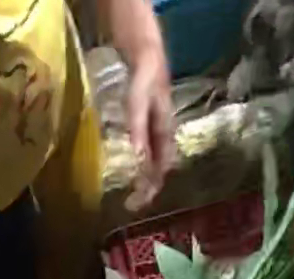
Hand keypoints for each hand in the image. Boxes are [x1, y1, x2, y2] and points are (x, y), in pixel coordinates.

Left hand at [125, 56, 174, 211]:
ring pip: (152, 167)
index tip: (139, 204)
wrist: (147, 57)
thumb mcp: (139, 103)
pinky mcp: (147, 132)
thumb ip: (138, 128)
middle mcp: (163, 140)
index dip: (151, 189)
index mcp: (165, 136)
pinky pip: (145, 157)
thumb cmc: (144, 78)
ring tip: (129, 197)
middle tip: (130, 207)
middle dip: (146, 192)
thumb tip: (137, 158)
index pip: (160, 171)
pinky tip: (129, 174)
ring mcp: (156, 136)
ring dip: (143, 183)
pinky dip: (138, 170)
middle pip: (157, 173)